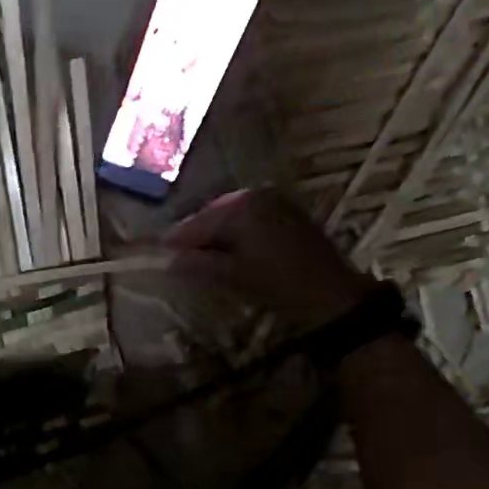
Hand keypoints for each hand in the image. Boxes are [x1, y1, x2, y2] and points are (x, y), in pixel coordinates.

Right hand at [162, 188, 376, 328]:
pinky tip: (230, 249)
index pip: (197, 223)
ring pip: (232, 214)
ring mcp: (274, 200)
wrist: (331, 293)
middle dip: (196, 234)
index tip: (157, 253)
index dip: (176, 240)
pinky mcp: (287, 211)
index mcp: (239, 208)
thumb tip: (170, 261)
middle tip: (177, 257)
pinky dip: (236, 231)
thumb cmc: (279, 285)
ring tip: (201, 255)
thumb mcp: (235, 277)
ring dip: (216, 232)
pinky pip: (250, 216)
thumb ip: (200, 265)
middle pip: (214, 214)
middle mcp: (255, 194)